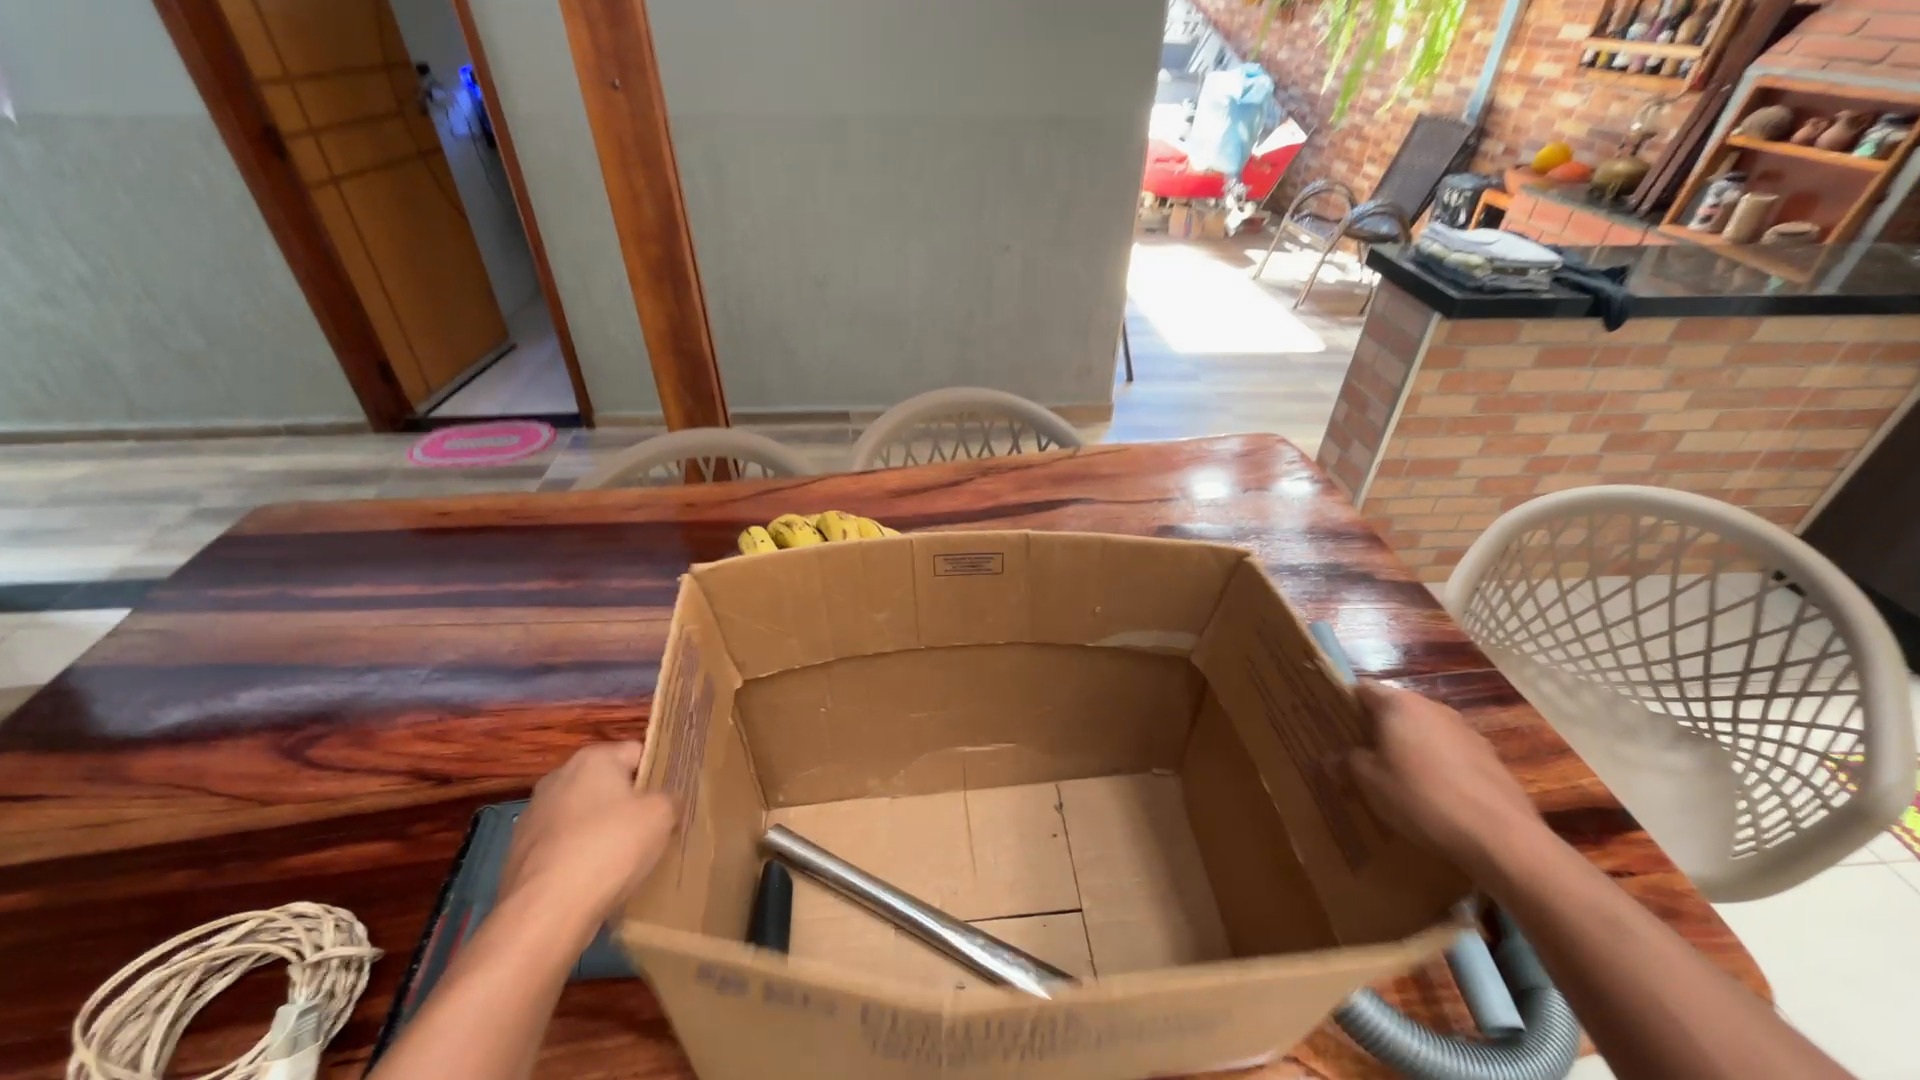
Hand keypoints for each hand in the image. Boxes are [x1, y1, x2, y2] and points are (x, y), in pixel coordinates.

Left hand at [498, 742, 676, 929]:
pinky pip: (564, 844)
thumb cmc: (609, 847)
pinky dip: (579, 856)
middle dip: (629, 804)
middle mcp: (558, 777)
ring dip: (602, 831)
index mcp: (592, 758)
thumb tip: (666, 801)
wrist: (546, 909)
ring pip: (584, 815)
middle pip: (608, 784)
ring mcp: (534, 814)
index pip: (638, 752)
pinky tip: (593, 879)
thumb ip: (670, 798)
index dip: (659, 776)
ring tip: (623, 861)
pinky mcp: (520, 850)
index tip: (670, 802)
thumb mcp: (661, 815)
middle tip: (653, 832)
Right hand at [1347, 682, 1545, 874]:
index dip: (1344, 704)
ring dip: (1408, 745)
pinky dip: (1436, 763)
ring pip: (1424, 729)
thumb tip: (1333, 757)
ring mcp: (1465, 730)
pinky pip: (1449, 750)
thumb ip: (1348, 762)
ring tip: (1396, 777)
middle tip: (1359, 755)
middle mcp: (1432, 707)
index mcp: (1398, 705)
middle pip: (1395, 708)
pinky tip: (1433, 793)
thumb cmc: (1420, 797)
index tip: (1332, 726)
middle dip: (1376, 727)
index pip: (1362, 689)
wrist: (1498, 834)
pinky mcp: (1488, 755)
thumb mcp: (1369, 782)